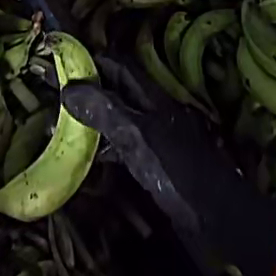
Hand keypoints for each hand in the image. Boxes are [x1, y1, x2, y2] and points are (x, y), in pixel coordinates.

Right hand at [61, 60, 275, 275]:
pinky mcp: (157, 159)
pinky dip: (105, 142)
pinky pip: (125, 141)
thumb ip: (105, 111)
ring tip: (66, 121)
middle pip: (117, 88)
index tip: (62, 62)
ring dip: (94, 115)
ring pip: (120, 114)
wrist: (218, 215)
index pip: (118, 65)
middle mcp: (154, 108)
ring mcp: (157, 134)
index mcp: (152, 96)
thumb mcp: (137, 137)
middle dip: (89, 86)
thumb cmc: (177, 171)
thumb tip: (69, 89)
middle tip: (57, 91)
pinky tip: (91, 153)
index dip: (92, 60)